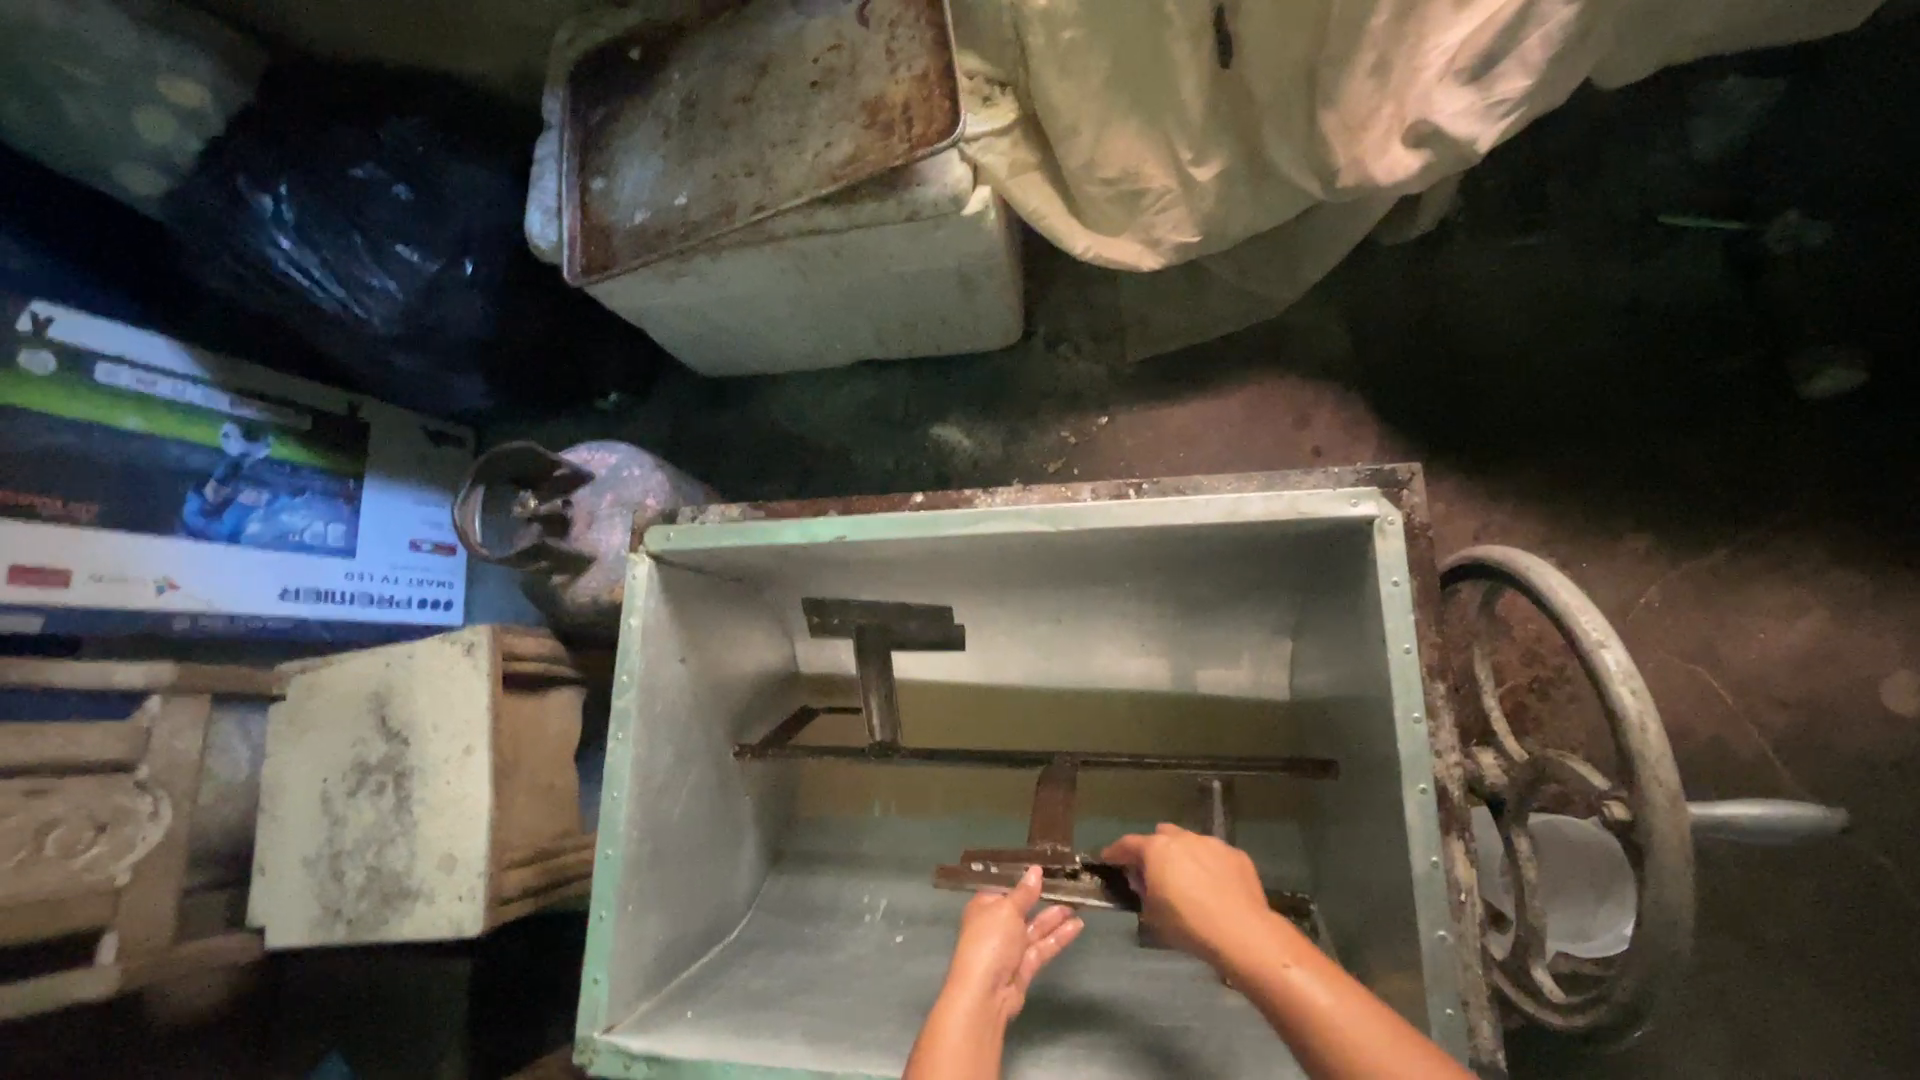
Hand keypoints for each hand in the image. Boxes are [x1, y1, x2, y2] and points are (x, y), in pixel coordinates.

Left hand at [941, 865, 1084, 1023]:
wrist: (985, 993)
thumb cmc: (990, 941)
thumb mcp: (1007, 909)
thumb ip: (1025, 892)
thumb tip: (1036, 869)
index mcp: (984, 907)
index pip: (1003, 888)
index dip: (1021, 879)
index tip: (1043, 867)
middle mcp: (996, 925)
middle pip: (1022, 908)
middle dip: (1042, 898)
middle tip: (1066, 885)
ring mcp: (1011, 947)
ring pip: (1035, 927)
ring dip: (1054, 917)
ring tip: (1077, 904)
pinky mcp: (1025, 965)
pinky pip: (1043, 946)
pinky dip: (1058, 936)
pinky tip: (1077, 925)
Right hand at [1101, 824, 1276, 968]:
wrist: (1241, 932)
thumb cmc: (1188, 924)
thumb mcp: (1152, 914)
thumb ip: (1143, 891)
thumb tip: (1142, 880)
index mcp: (1157, 849)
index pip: (1127, 844)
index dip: (1115, 852)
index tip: (1108, 858)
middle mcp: (1183, 838)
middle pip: (1161, 836)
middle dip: (1154, 850)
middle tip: (1154, 872)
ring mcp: (1212, 844)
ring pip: (1190, 842)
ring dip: (1183, 856)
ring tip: (1188, 881)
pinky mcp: (1236, 855)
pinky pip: (1215, 856)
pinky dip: (1209, 866)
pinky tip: (1215, 888)